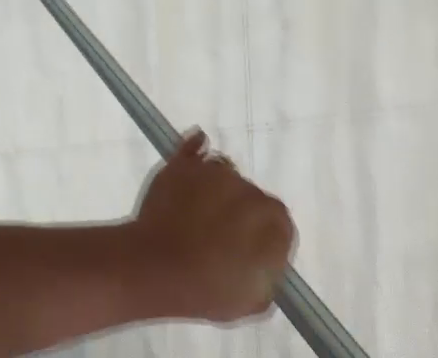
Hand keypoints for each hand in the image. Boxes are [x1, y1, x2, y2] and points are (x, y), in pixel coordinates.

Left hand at [130, 129, 295, 323]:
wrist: (161, 266)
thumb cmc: (213, 289)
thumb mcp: (258, 296)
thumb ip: (267, 267)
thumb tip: (260, 253)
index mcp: (275, 220)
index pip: (276, 222)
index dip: (260, 235)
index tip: (245, 248)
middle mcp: (248, 188)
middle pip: (246, 195)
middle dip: (236, 210)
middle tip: (216, 232)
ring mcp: (211, 172)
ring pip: (220, 173)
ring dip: (214, 185)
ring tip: (197, 206)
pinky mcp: (179, 165)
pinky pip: (191, 148)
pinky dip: (194, 146)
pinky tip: (198, 141)